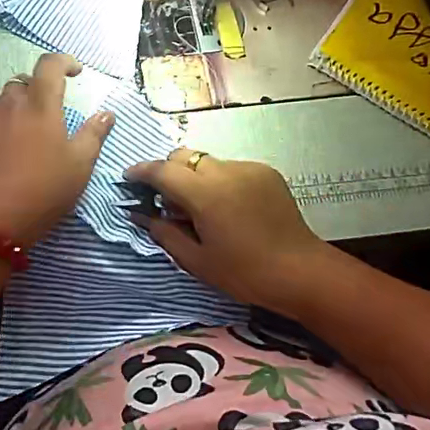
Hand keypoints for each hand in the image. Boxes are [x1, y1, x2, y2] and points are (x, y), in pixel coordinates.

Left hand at [0, 53, 113, 245]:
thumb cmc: (42, 189)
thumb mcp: (79, 165)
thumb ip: (94, 135)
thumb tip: (106, 113)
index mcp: (40, 104)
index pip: (49, 65)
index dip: (64, 61)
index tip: (77, 72)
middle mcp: (11, 105)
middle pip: (25, 81)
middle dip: (42, 85)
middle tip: (56, 105)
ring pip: (7, 100)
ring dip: (23, 104)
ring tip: (37, 129)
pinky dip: (9, 123)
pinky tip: (16, 149)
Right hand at [123, 150, 337, 316]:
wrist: (300, 272)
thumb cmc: (244, 273)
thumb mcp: (197, 260)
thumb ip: (164, 232)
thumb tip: (139, 214)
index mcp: (205, 193)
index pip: (162, 170)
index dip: (141, 172)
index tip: (128, 179)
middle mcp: (226, 171)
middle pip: (184, 157)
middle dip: (169, 172)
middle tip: (167, 202)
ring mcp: (249, 168)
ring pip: (208, 162)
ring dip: (195, 177)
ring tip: (201, 209)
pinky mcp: (266, 172)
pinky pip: (232, 168)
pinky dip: (220, 181)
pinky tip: (229, 208)